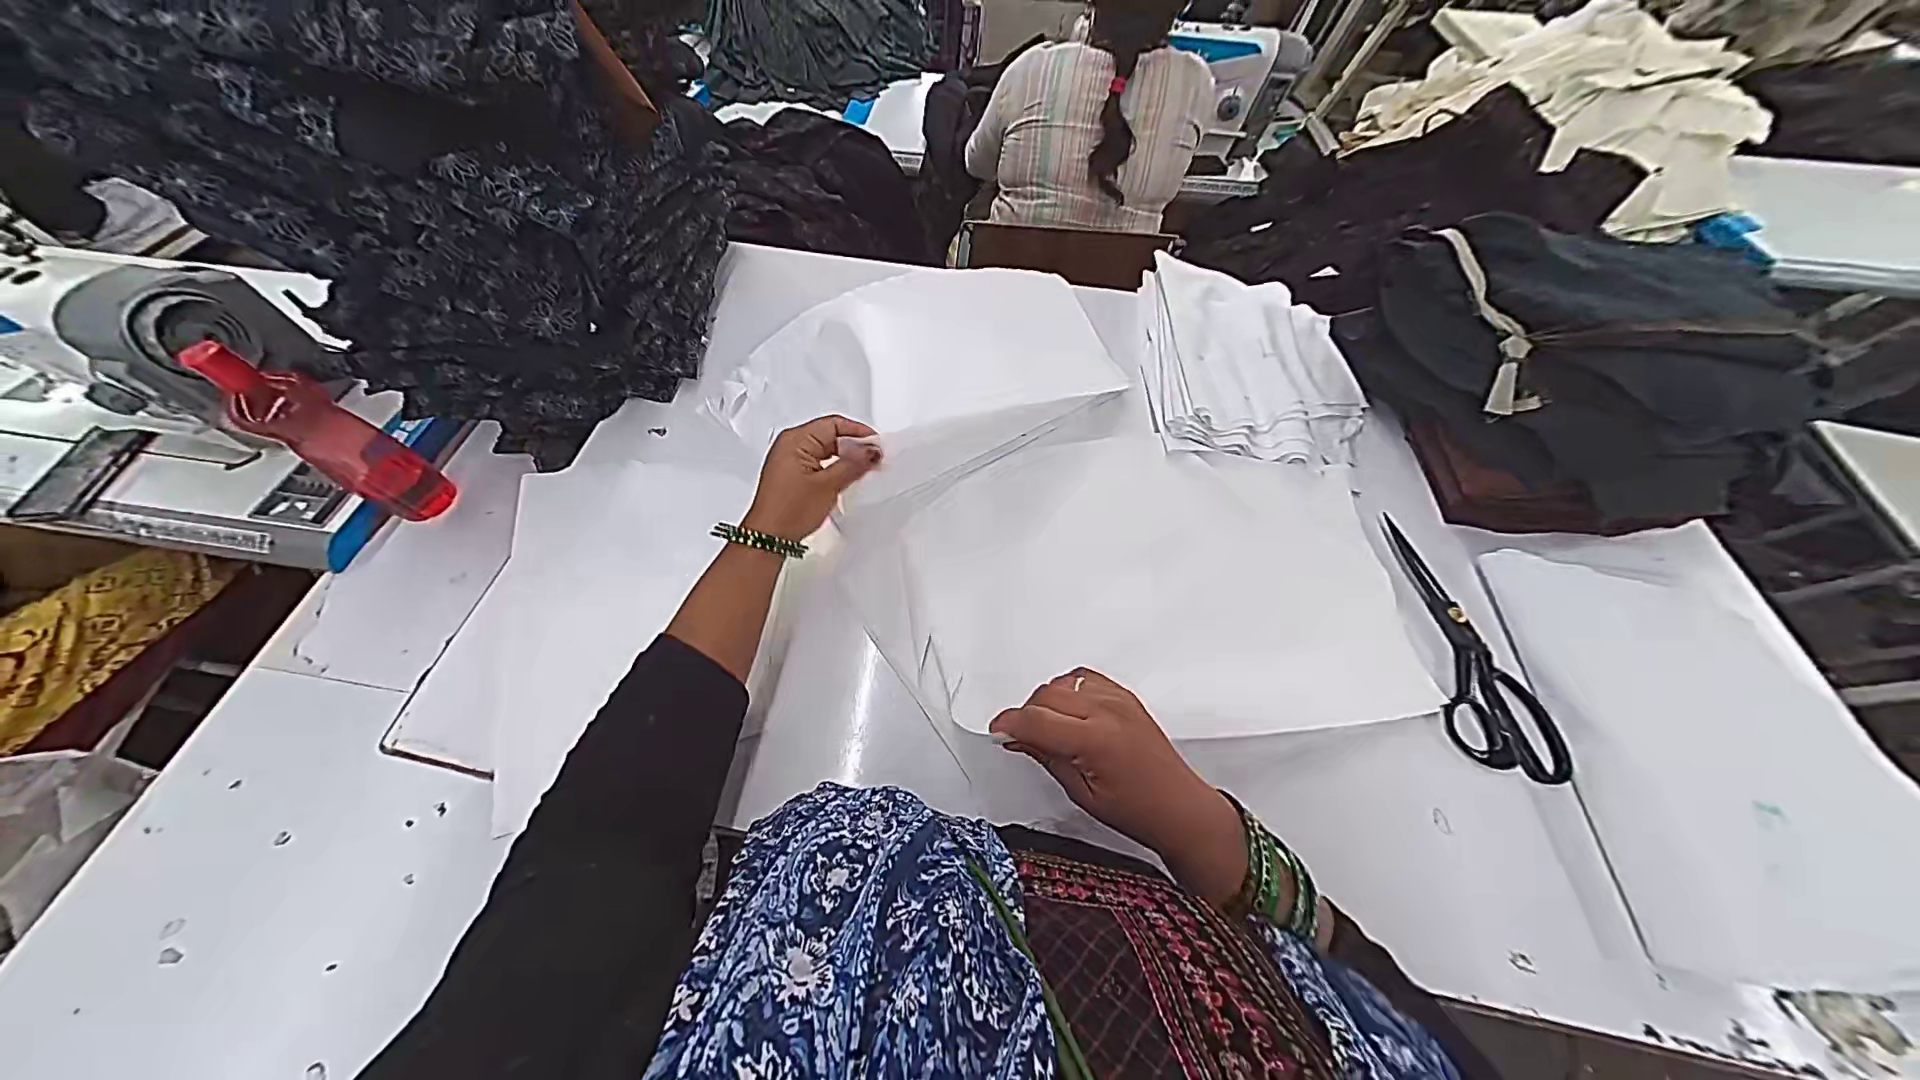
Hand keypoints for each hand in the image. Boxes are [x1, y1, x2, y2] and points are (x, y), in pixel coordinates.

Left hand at [740, 415, 882, 541]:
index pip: (835, 424)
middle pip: (830, 434)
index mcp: (795, 439)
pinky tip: (846, 477)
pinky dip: (835, 466)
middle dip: (854, 446)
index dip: (859, 433)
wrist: (769, 537)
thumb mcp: (828, 485)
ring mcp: (789, 459)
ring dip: (846, 457)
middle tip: (874, 458)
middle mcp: (790, 445)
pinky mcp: (792, 473)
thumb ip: (853, 464)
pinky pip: (819, 460)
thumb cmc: (787, 512)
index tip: (876, 446)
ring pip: (826, 448)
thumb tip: (870, 451)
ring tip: (863, 469)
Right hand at [989, 669, 1247, 905]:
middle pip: (1047, 695)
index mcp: (1096, 740)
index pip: (1037, 719)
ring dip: (1047, 700)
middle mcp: (1109, 712)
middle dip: (1026, 714)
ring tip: (1047, 726)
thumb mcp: (1081, 793)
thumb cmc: (1141, 809)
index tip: (998, 731)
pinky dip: (1070, 688)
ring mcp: (1119, 701)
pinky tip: (1068, 709)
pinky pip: (1086, 677)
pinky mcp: (1126, 697)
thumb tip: (1018, 738)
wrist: (1181, 809)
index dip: (1009, 724)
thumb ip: (1046, 757)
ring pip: (1064, 681)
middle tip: (1020, 736)